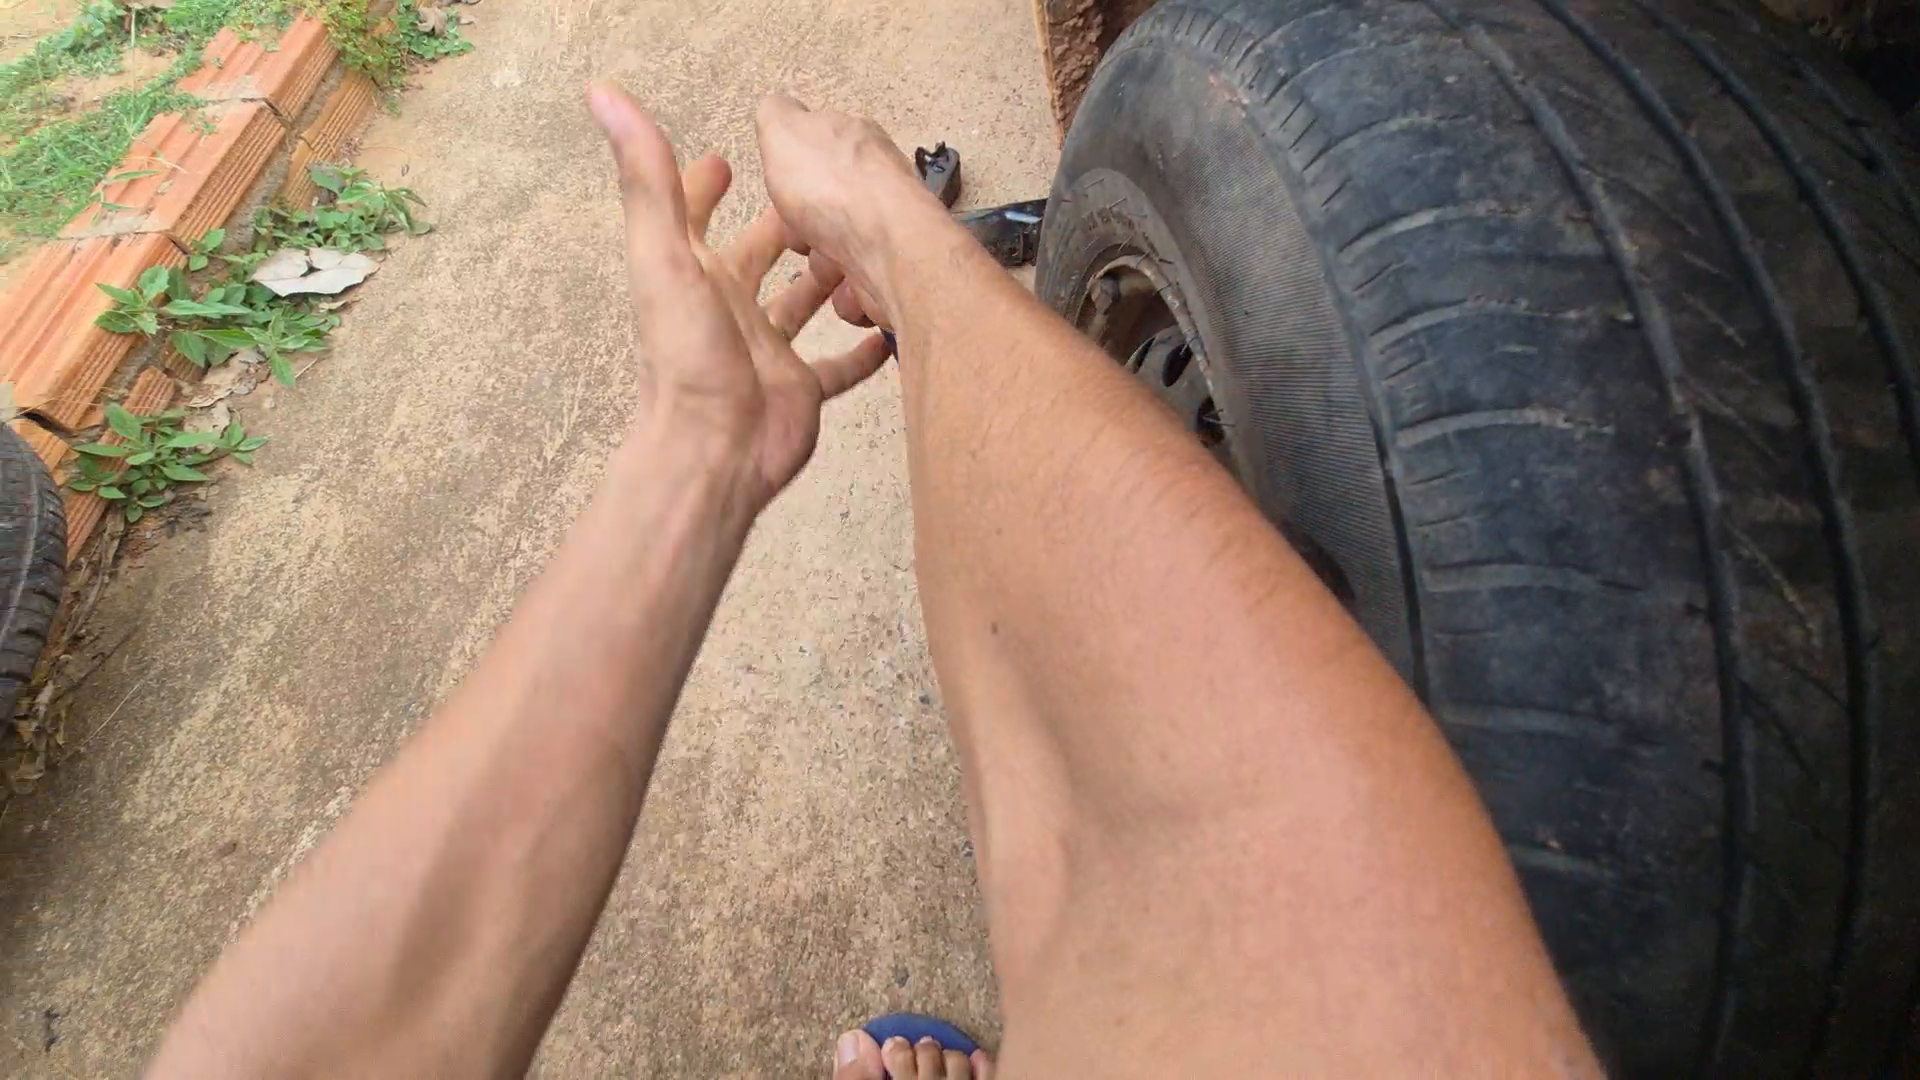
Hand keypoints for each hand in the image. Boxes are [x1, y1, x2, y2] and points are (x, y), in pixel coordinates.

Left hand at [590, 84, 891, 507]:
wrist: (716, 450)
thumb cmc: (690, 359)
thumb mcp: (665, 261)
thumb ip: (648, 184)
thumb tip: (605, 95)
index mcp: (696, 276)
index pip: (693, 219)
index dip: (700, 186)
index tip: (725, 160)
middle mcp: (731, 310)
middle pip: (758, 260)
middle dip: (782, 230)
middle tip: (816, 201)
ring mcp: (770, 351)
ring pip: (802, 306)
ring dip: (826, 281)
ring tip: (860, 252)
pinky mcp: (803, 388)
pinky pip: (837, 366)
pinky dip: (860, 352)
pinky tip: (886, 334)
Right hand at [755, 95, 952, 330]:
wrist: (888, 248)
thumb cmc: (833, 188)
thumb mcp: (785, 131)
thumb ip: (776, 115)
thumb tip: (778, 108)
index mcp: (856, 142)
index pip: (818, 159)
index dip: (792, 183)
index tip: (783, 200)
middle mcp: (878, 186)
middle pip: (826, 216)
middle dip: (807, 235)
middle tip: (804, 240)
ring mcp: (890, 234)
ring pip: (838, 259)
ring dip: (825, 268)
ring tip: (832, 266)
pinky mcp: (897, 277)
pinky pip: (858, 293)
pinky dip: (849, 295)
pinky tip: (852, 287)